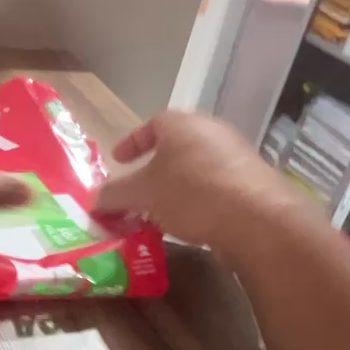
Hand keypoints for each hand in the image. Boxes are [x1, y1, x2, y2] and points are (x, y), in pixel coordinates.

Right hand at [94, 111, 316, 246]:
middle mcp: (212, 132)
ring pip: (194, 170)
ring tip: (156, 214)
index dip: (132, 143)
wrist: (256, 219)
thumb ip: (113, 195)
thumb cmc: (190, 193)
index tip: (117, 162)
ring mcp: (236, 158)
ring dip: (173, 189)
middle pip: (174, 148)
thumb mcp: (140, 194)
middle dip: (151, 170)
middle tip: (134, 192)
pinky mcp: (251, 184)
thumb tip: (93, 200)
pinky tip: (186, 225)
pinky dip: (195, 202)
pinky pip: (213, 189)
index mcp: (182, 124)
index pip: (152, 124)